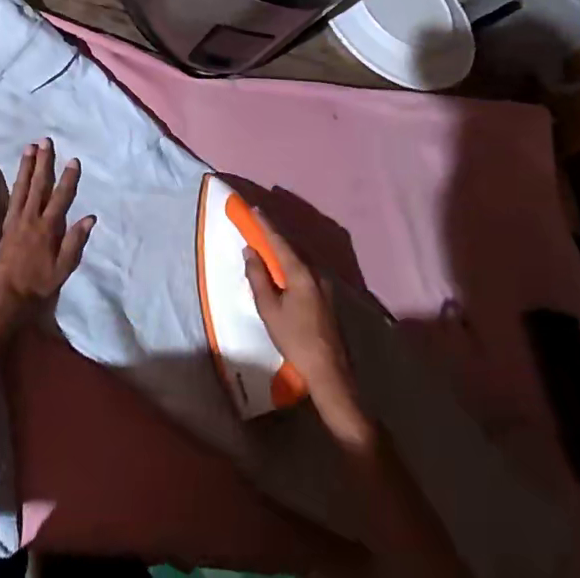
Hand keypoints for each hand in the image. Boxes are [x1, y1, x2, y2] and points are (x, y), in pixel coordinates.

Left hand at [0, 139, 95, 325]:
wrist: (5, 293)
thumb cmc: (38, 282)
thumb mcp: (64, 267)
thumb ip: (75, 242)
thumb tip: (90, 217)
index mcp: (48, 228)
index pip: (61, 197)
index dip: (69, 178)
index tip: (73, 160)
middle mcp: (31, 218)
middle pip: (39, 185)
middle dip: (44, 162)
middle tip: (46, 141)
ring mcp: (15, 218)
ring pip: (22, 186)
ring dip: (26, 166)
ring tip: (29, 148)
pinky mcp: (5, 223)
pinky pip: (9, 197)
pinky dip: (10, 182)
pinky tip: (8, 173)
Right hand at [244, 223, 373, 446]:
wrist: (329, 370)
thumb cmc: (295, 338)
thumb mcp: (268, 308)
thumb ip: (258, 276)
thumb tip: (251, 251)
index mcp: (301, 273)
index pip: (280, 242)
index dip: (266, 225)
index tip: (255, 209)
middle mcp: (317, 273)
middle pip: (294, 246)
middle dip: (276, 233)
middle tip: (259, 222)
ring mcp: (326, 285)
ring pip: (302, 257)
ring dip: (285, 247)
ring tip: (269, 240)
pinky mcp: (327, 296)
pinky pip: (306, 268)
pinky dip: (292, 260)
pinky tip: (284, 265)